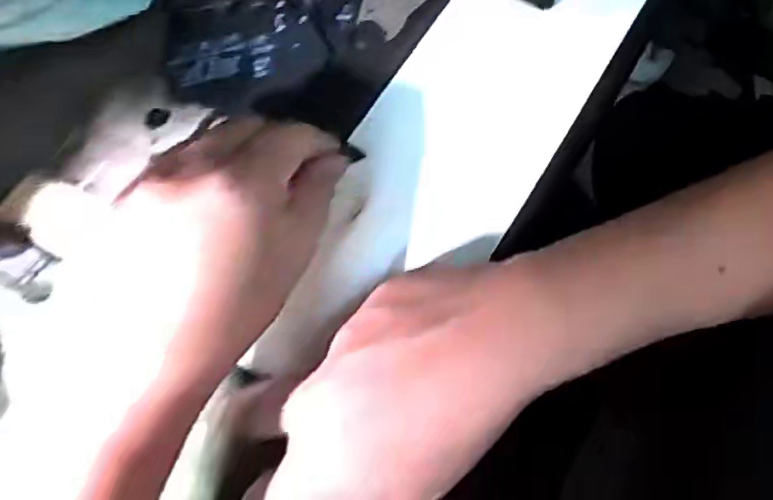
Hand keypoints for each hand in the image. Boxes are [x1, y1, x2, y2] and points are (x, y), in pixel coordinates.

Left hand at [37, 117, 350, 405]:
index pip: (293, 132)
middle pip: (246, 126)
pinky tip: (205, 200)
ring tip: (248, 182)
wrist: (133, 369)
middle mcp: (192, 167)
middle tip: (293, 166)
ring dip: (236, 148)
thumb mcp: (297, 247)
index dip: (319, 141)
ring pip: (204, 139)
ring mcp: (146, 183)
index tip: (330, 159)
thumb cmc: (233, 308)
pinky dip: (198, 166)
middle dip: (277, 137)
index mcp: (243, 177)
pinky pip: (169, 164)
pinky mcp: (115, 204)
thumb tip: (330, 159)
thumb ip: (318, 190)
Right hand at [265, 262, 563, 499]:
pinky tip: (429, 330)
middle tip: (353, 415)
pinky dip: (392, 328)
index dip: (287, 481)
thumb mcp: (407, 491)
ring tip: (408, 368)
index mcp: (310, 470)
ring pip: (329, 362)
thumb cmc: (465, 424)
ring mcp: (342, 339)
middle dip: (299, 421)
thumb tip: (344, 473)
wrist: (507, 332)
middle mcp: (306, 403)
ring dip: (353, 371)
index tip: (319, 469)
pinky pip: (373, 320)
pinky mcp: (378, 293)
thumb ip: (354, 487)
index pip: (265, 490)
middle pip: (269, 417)